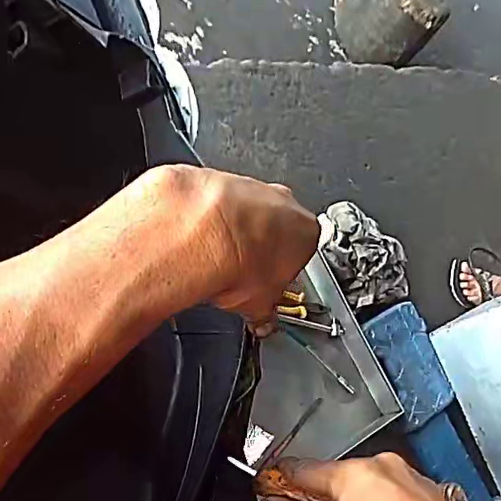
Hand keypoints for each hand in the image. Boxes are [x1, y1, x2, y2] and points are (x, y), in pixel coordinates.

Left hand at [135, 165, 318, 325]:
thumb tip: (260, 320)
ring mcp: (247, 186)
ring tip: (214, 264)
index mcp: (305, 230)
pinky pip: (210, 203)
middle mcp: (281, 201)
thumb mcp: (259, 306)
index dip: (283, 274)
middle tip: (240, 278)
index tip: (268, 288)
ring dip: (230, 234)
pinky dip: (203, 220)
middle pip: (273, 229)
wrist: (200, 235)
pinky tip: (195, 244)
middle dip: (257, 251)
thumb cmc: (238, 261)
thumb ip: (264, 312)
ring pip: (241, 212)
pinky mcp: (213, 180)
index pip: (301, 254)